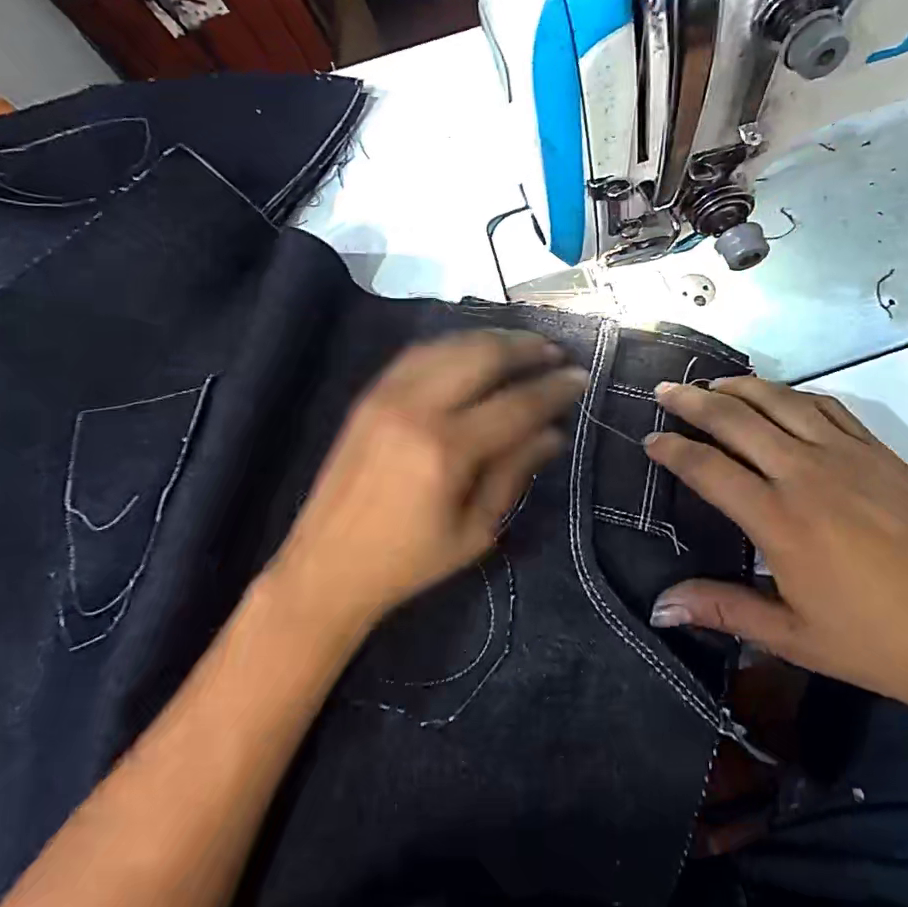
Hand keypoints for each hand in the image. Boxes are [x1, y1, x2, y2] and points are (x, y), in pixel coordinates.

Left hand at [275, 330, 585, 620]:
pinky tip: (476, 351)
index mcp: (447, 451)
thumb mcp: (477, 528)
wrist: (325, 567)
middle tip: (556, 353)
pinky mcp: (369, 395)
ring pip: (451, 344)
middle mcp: (416, 409)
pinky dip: (455, 345)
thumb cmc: (410, 560)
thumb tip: (553, 432)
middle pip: (483, 356)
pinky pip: (419, 353)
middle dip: (527, 348)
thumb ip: (516, 471)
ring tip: (525, 345)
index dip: (555, 388)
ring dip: (494, 339)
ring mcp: (386, 395)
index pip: (517, 404)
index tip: (582, 377)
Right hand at [643, 378, 907, 721]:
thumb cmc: (879, 644)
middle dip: (695, 401)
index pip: (709, 469)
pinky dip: (796, 396)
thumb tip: (658, 607)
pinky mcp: (882, 455)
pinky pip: (830, 408)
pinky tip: (784, 399)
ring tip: (713, 383)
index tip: (649, 440)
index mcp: (780, 519)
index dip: (673, 450)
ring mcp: (849, 456)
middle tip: (665, 391)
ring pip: (783, 402)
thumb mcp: (794, 636)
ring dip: (743, 387)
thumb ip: (724, 609)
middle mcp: (807, 473)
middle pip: (739, 419)